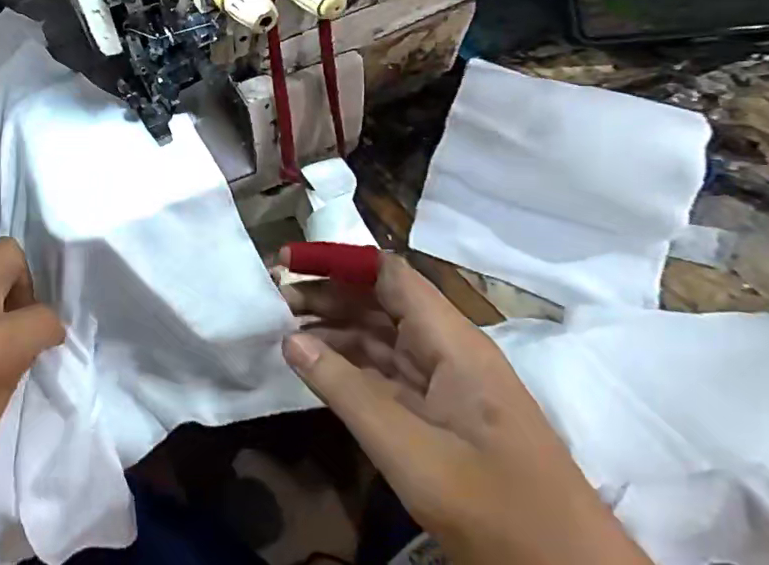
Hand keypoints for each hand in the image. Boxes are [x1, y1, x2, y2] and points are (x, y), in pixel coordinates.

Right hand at [279, 253, 650, 564]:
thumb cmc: (495, 507)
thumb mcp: (410, 450)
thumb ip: (345, 390)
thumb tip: (289, 339)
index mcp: (452, 343)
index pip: (388, 274)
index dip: (337, 261)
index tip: (286, 264)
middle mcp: (449, 351)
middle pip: (380, 301)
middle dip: (327, 294)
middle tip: (273, 300)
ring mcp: (446, 385)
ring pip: (381, 337)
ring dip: (333, 329)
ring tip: (283, 330)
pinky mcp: (441, 416)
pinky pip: (387, 373)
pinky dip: (349, 364)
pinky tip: (316, 368)